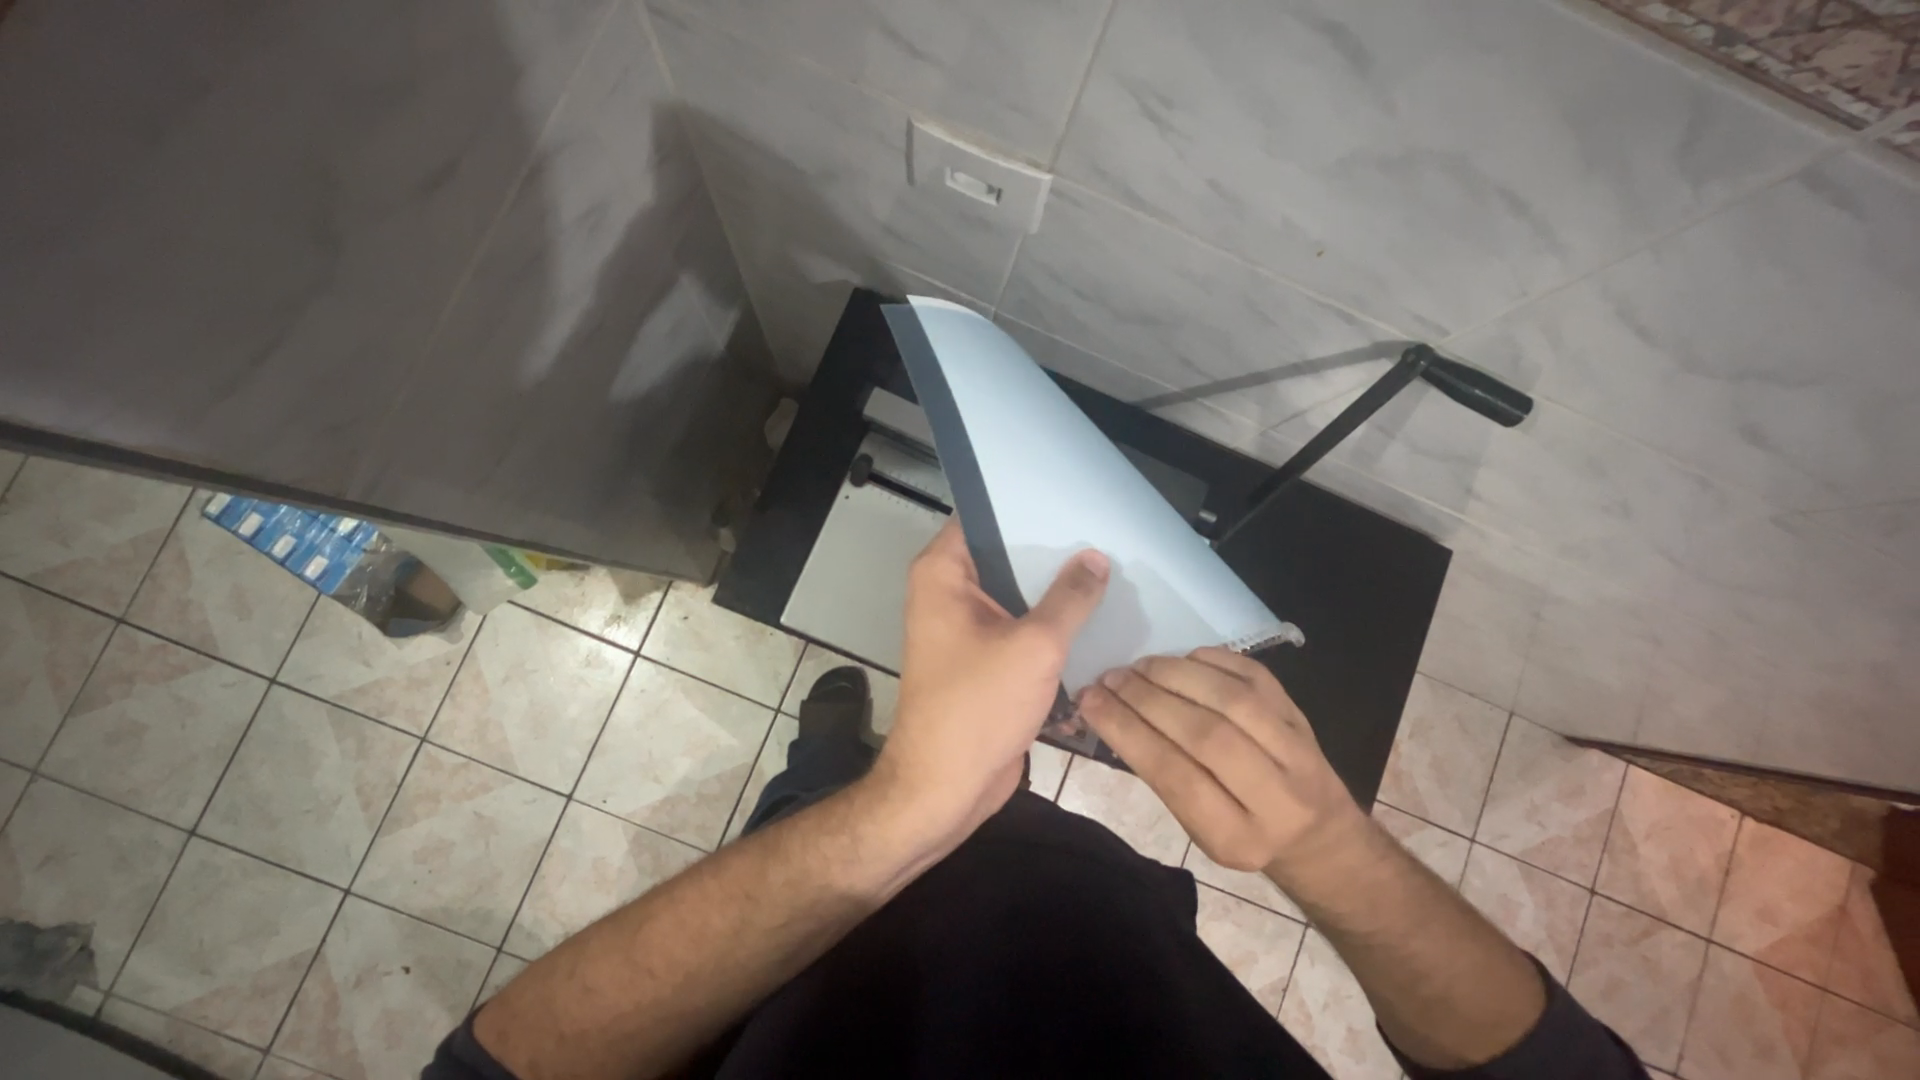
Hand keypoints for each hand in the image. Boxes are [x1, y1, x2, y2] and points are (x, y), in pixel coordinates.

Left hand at [868, 521, 1108, 838]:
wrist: (945, 787)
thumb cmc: (977, 707)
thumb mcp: (1034, 646)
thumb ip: (1070, 598)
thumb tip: (1095, 559)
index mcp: (943, 574)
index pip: (984, 517)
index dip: (1026, 508)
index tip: (1074, 502)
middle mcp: (948, 593)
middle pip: (1005, 556)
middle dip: (1052, 552)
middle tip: (1106, 536)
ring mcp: (965, 628)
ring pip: (1016, 596)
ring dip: (1055, 593)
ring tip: (1110, 572)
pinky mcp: (983, 660)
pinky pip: (1019, 629)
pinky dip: (1049, 627)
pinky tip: (1095, 619)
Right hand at [1077, 648, 1367, 880]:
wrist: (1318, 835)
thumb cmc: (1241, 832)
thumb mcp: (1196, 828)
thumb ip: (1160, 774)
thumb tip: (1108, 712)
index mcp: (1237, 838)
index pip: (1175, 776)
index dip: (1127, 732)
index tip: (1090, 701)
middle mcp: (1276, 797)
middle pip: (1205, 735)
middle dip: (1147, 699)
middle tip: (1109, 679)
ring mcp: (1297, 752)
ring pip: (1232, 701)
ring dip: (1175, 675)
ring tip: (1138, 667)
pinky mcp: (1302, 716)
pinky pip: (1254, 677)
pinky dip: (1211, 661)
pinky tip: (1179, 660)